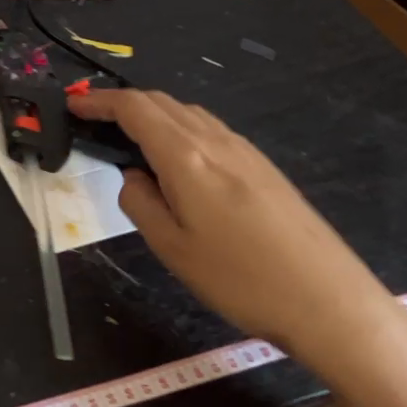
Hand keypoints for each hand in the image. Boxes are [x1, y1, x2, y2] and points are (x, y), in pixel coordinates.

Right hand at [68, 90, 406, 356]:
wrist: (335, 306)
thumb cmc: (242, 278)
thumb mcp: (170, 247)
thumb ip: (138, 201)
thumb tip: (134, 176)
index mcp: (185, 156)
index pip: (133, 107)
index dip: (98, 100)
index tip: (71, 104)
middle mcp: (214, 142)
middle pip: (160, 101)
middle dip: (122, 103)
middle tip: (94, 121)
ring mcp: (245, 152)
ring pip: (187, 112)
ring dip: (153, 113)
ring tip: (131, 138)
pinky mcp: (265, 168)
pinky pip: (210, 130)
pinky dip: (180, 128)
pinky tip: (178, 159)